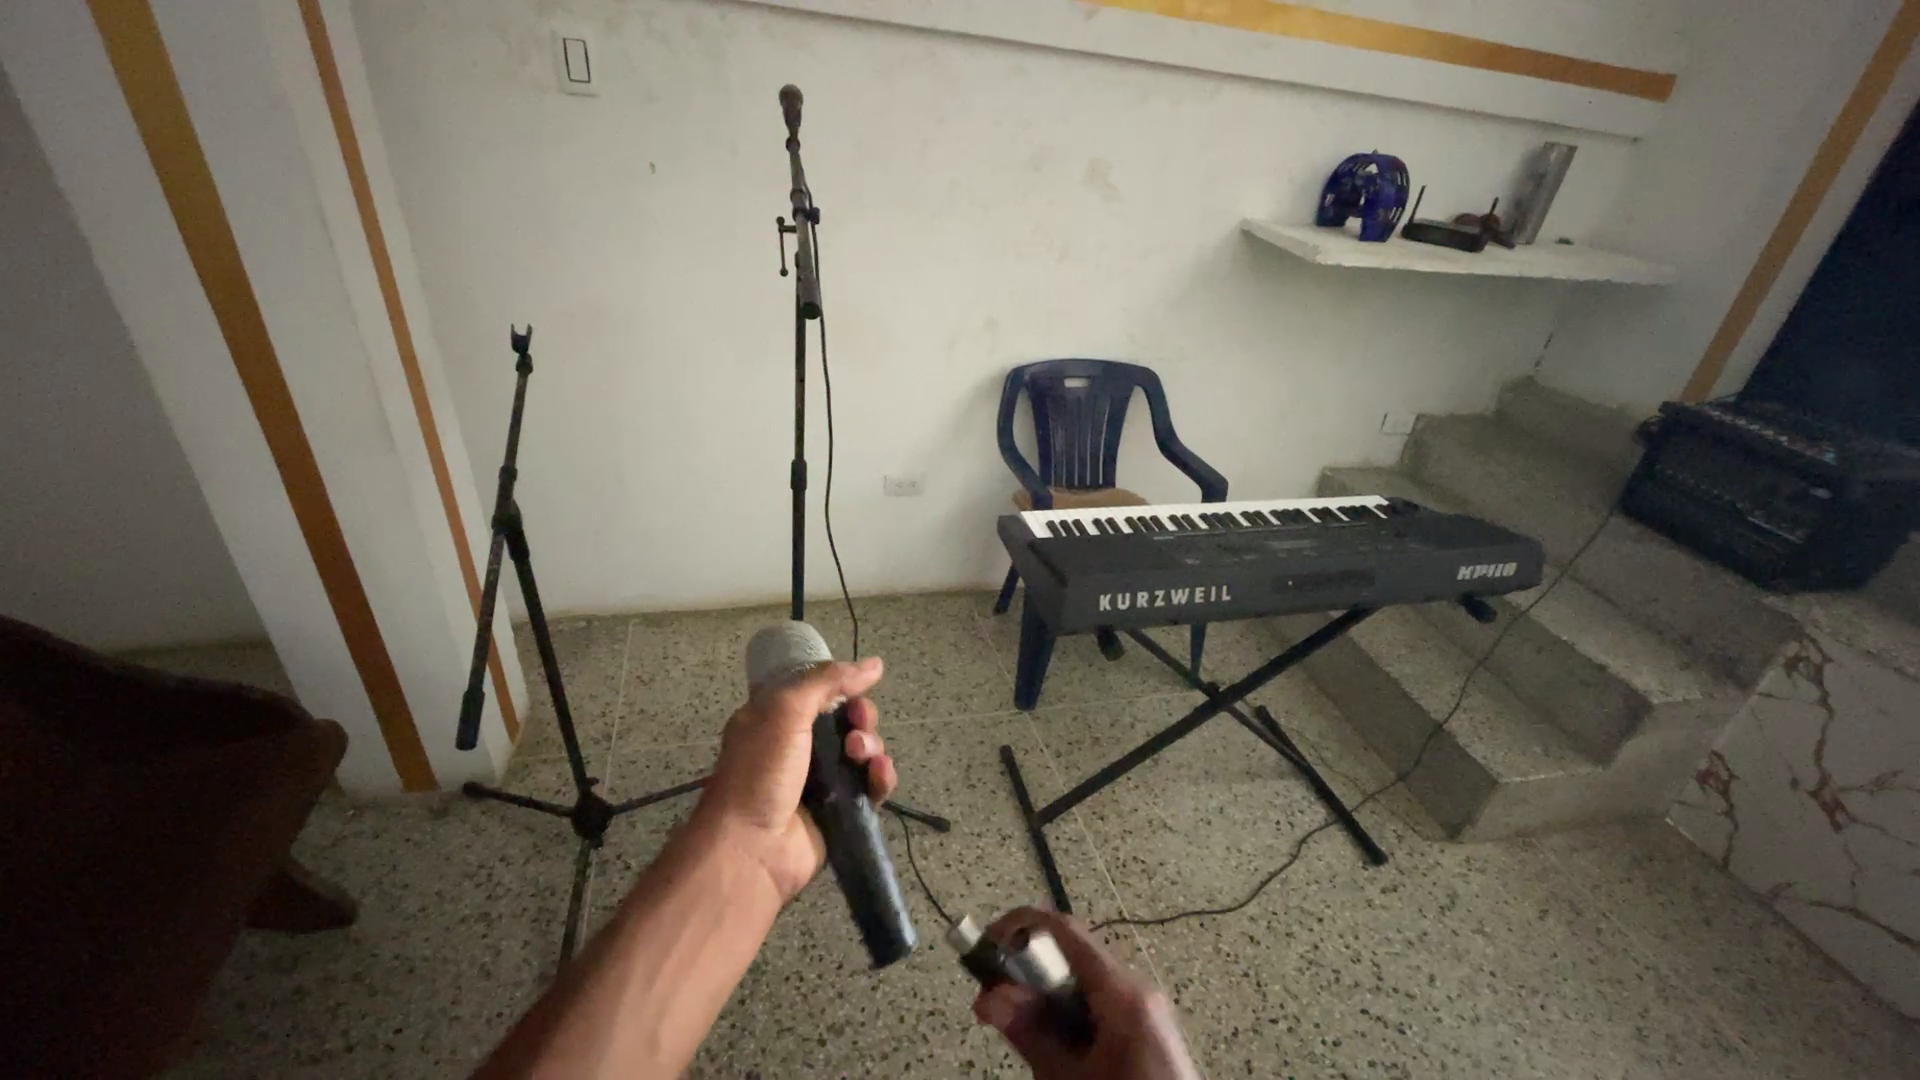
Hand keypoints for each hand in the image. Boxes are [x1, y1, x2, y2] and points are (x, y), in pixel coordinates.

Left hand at [695, 657, 893, 903]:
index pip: (821, 692)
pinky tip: (879, 776)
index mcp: (778, 718)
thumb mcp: (784, 710)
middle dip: (861, 718)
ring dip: (872, 747)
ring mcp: (822, 780)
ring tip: (860, 758)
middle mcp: (800, 746)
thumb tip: (874, 664)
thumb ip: (828, 681)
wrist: (751, 847)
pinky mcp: (842, 810)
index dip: (842, 688)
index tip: (854, 691)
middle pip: (848, 720)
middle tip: (856, 727)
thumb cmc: (760, 771)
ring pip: (864, 752)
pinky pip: (872, 786)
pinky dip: (881, 777)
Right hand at [974, 908, 1200, 1079]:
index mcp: (1121, 990)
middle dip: (1026, 970)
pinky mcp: (1147, 1025)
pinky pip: (1098, 1000)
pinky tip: (1052, 1044)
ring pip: (1081, 978)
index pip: (1064, 929)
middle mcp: (1136, 985)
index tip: (987, 945)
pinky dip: (1067, 1011)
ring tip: (1018, 1029)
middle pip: (1070, 954)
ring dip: (1044, 994)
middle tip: (991, 1001)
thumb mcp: (1071, 1078)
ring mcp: (1145, 1004)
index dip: (1020, 925)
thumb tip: (988, 999)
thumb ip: (1030, 1036)